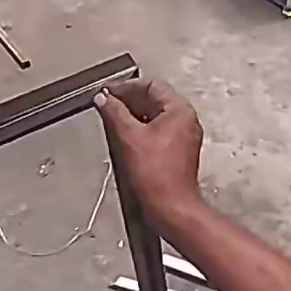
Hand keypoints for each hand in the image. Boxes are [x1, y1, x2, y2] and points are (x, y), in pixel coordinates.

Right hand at [96, 78, 205, 223]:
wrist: (170, 206)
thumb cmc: (157, 176)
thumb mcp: (128, 136)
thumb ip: (114, 112)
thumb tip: (104, 98)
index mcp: (180, 111)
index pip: (152, 85)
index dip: (127, 86)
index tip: (109, 92)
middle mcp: (186, 121)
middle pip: (155, 99)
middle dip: (130, 100)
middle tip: (108, 103)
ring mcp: (184, 137)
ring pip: (157, 115)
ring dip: (134, 115)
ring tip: (113, 118)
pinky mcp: (179, 151)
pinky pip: (159, 131)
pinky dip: (142, 129)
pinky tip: (126, 136)